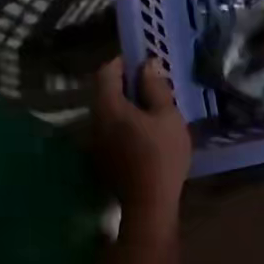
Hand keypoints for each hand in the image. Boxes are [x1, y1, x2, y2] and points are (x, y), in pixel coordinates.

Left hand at [92, 57, 191, 213]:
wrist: (149, 203)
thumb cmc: (161, 154)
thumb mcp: (167, 116)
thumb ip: (155, 87)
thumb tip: (147, 64)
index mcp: (108, 106)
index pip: (105, 72)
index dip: (121, 62)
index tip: (141, 61)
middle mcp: (95, 121)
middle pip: (104, 93)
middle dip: (125, 84)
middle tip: (151, 84)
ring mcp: (96, 142)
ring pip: (108, 113)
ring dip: (126, 105)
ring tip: (152, 108)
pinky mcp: (103, 159)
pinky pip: (111, 130)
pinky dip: (125, 123)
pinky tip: (145, 132)